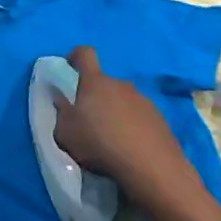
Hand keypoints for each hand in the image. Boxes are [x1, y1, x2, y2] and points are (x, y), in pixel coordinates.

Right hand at [51, 46, 203, 211]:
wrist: (150, 166)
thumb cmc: (99, 143)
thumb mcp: (65, 133)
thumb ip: (61, 113)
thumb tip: (62, 100)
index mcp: (95, 82)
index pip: (85, 54)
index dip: (76, 57)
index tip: (70, 69)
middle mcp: (121, 84)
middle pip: (104, 83)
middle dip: (95, 97)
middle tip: (88, 121)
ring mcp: (143, 100)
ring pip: (122, 100)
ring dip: (115, 113)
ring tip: (110, 140)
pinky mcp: (159, 118)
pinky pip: (139, 116)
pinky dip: (132, 127)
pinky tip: (129, 148)